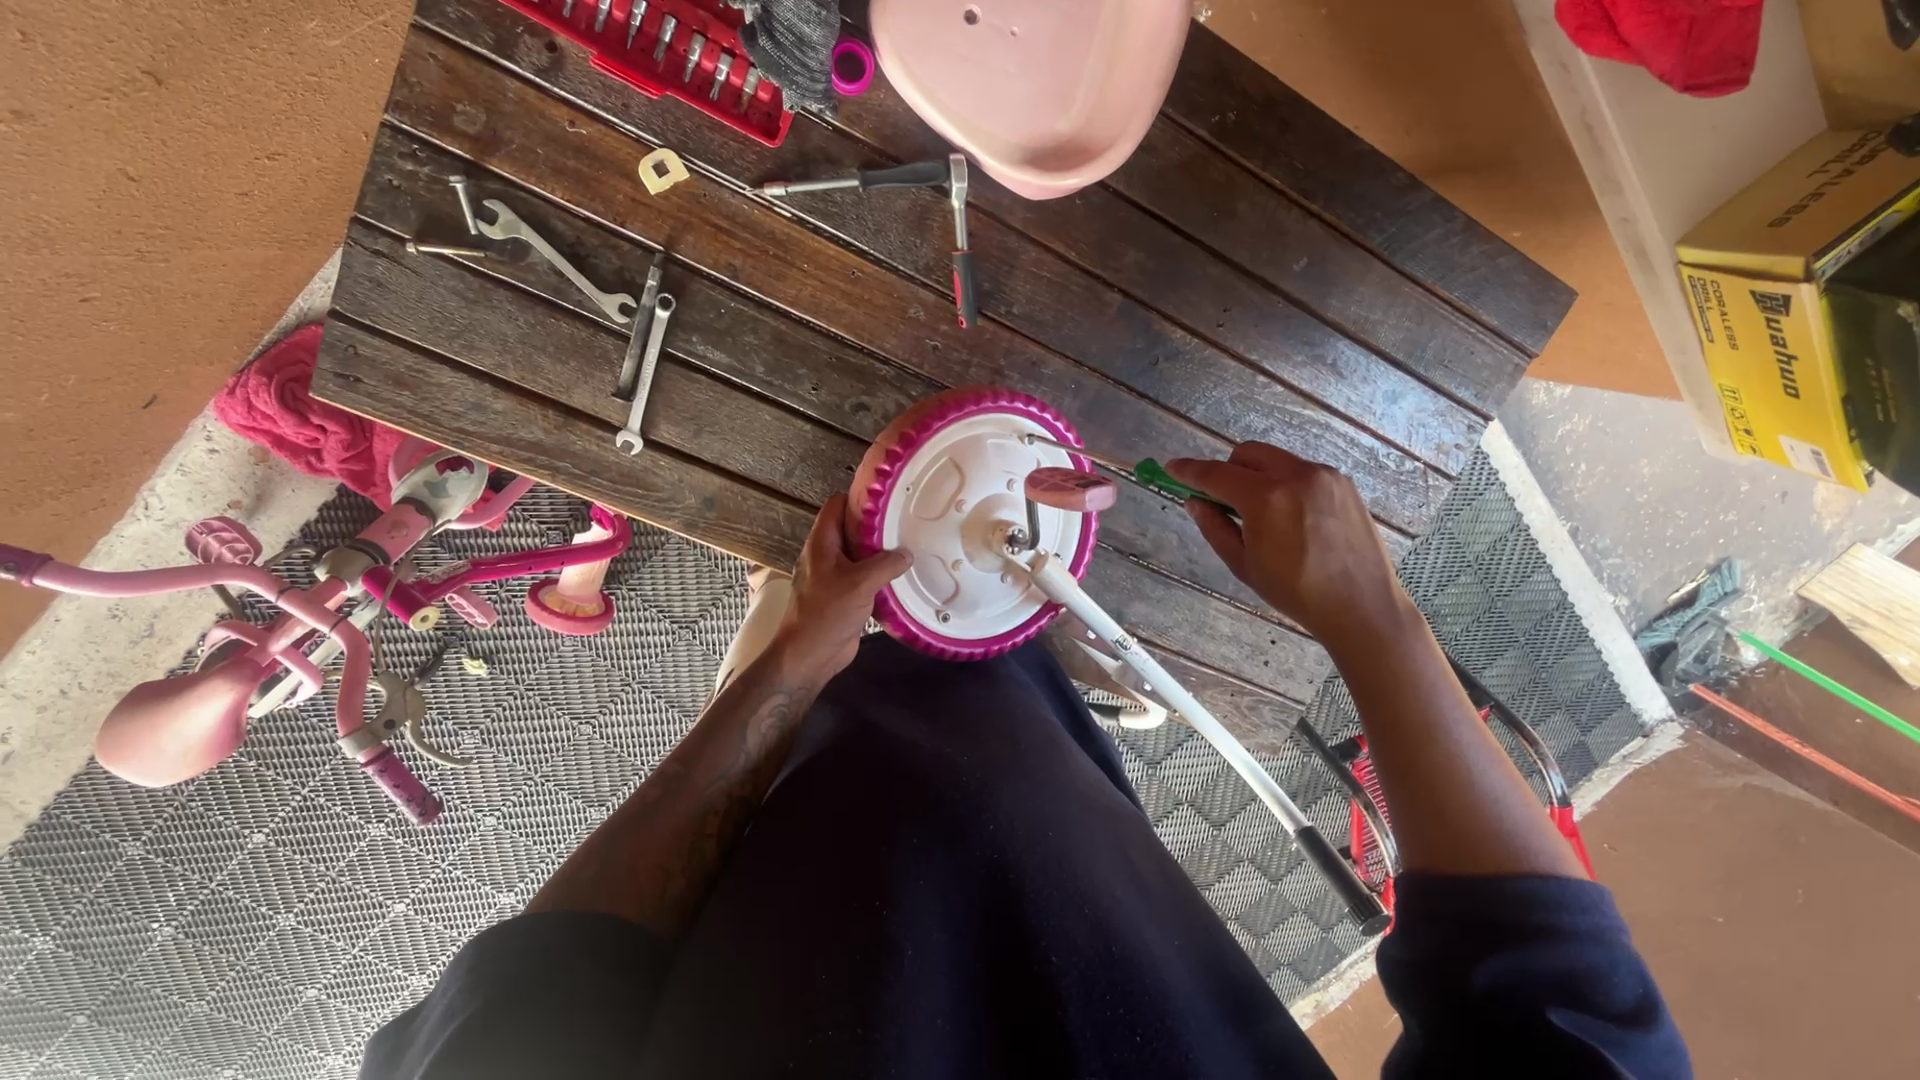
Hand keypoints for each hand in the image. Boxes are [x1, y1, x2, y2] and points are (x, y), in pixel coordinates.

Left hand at [768, 495, 911, 680]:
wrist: (810, 655)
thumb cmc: (827, 613)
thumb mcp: (860, 582)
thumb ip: (886, 564)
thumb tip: (906, 554)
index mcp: (821, 543)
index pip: (836, 506)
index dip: (858, 498)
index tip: (887, 499)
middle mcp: (826, 556)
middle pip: (851, 529)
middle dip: (876, 526)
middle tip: (906, 523)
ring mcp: (834, 577)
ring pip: (860, 555)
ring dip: (881, 554)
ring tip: (909, 547)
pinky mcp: (844, 596)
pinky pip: (865, 578)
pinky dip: (881, 576)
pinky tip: (902, 577)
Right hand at [1166, 443, 1410, 650]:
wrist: (1361, 605)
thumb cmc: (1296, 592)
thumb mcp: (1243, 564)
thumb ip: (1215, 527)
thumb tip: (1195, 503)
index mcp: (1266, 498)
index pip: (1216, 474)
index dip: (1189, 471)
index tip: (1172, 468)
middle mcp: (1296, 475)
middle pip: (1247, 454)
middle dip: (1228, 470)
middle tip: (1223, 500)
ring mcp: (1324, 476)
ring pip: (1276, 460)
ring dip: (1258, 476)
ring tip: (1263, 515)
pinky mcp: (1343, 484)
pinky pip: (1302, 472)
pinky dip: (1286, 484)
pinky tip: (1292, 519)